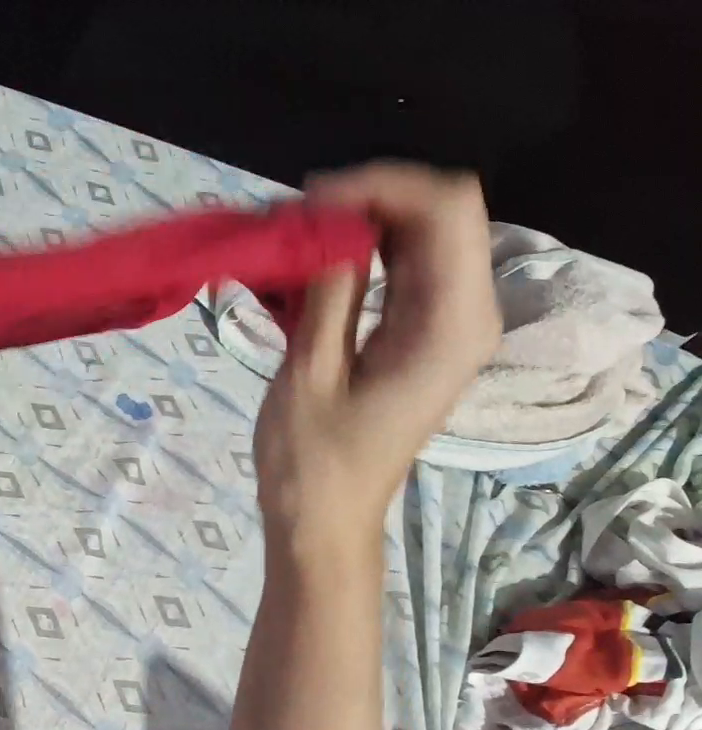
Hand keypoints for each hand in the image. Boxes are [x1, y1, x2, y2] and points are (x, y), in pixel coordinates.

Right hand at [253, 163, 500, 551]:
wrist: (324, 520)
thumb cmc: (311, 462)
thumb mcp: (309, 375)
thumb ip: (329, 295)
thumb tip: (327, 230)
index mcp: (449, 322)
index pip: (444, 211)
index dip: (378, 188)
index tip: (304, 202)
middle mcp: (464, 312)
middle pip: (436, 217)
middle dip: (362, 203)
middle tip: (287, 221)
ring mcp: (444, 324)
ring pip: (415, 240)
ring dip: (353, 230)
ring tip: (285, 242)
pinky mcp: (417, 336)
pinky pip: (397, 274)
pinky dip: (351, 261)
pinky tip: (298, 273)